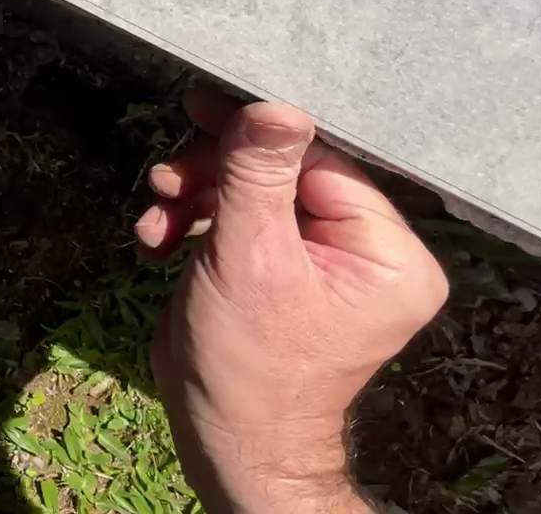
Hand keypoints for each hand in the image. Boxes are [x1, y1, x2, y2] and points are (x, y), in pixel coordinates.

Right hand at [135, 90, 447, 513]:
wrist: (223, 437)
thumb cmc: (249, 357)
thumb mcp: (249, 256)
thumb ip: (259, 175)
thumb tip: (277, 103)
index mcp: (384, 250)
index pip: (318, 160)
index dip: (255, 135)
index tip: (198, 107)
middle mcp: (358, 248)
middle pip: (277, 170)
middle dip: (213, 172)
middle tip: (167, 176)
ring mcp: (312, 256)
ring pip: (245, 189)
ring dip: (191, 197)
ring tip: (156, 220)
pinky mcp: (270, 263)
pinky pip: (230, 217)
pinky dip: (188, 221)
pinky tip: (157, 242)